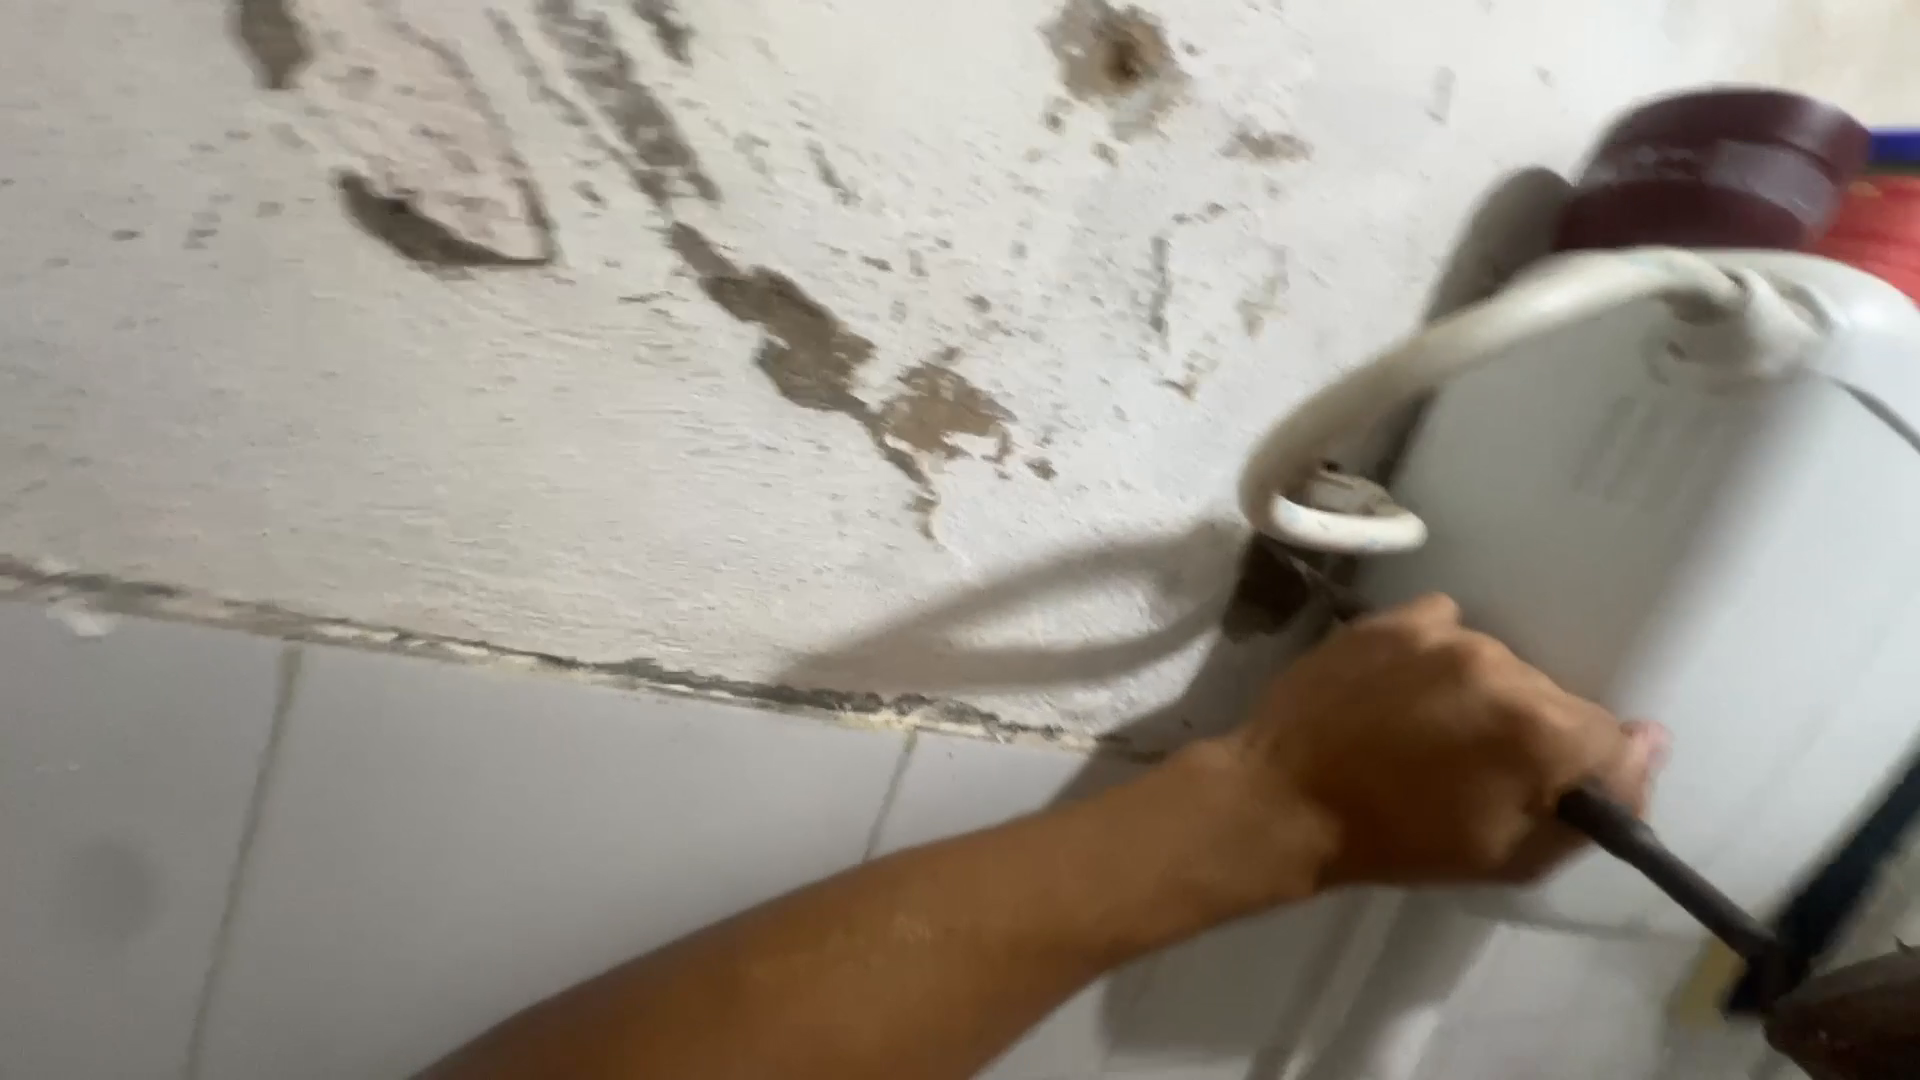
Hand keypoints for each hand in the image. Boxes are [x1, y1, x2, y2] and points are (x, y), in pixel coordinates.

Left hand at [1220, 593, 1664, 887]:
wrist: (1284, 795)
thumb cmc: (1396, 838)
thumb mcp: (1511, 853)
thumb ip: (1598, 803)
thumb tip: (1650, 740)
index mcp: (1541, 729)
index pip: (1606, 739)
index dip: (1573, 771)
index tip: (1527, 786)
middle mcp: (1499, 665)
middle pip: (1548, 696)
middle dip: (1523, 730)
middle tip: (1462, 762)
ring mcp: (1436, 635)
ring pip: (1494, 661)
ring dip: (1477, 690)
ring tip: (1421, 723)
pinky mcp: (1386, 620)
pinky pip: (1441, 623)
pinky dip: (1433, 652)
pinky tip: (1400, 683)